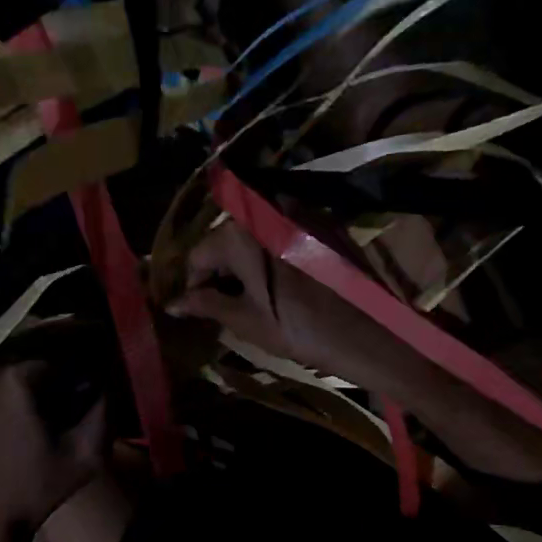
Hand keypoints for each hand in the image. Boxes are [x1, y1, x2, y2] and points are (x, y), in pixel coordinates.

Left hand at [0, 359, 109, 531]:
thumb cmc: (40, 484)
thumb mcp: (86, 451)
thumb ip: (105, 407)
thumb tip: (112, 376)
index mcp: (18, 376)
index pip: (69, 346)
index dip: (96, 352)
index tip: (115, 361)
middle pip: (49, 342)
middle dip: (79, 349)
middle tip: (105, 366)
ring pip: (34, 352)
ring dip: (61, 360)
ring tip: (88, 376)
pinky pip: (19, 366)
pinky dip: (43, 371)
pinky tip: (64, 387)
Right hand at [166, 223, 390, 378]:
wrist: (369, 331)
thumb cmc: (300, 330)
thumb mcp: (247, 321)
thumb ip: (207, 304)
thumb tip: (173, 302)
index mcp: (241, 235)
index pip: (200, 253)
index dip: (193, 282)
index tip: (197, 306)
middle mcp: (267, 210)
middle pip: (227, 237)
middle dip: (221, 268)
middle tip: (226, 301)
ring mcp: (299, 210)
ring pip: (256, 232)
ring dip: (247, 259)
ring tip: (254, 294)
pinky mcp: (325, 219)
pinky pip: (284, 230)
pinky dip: (274, 251)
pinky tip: (283, 281)